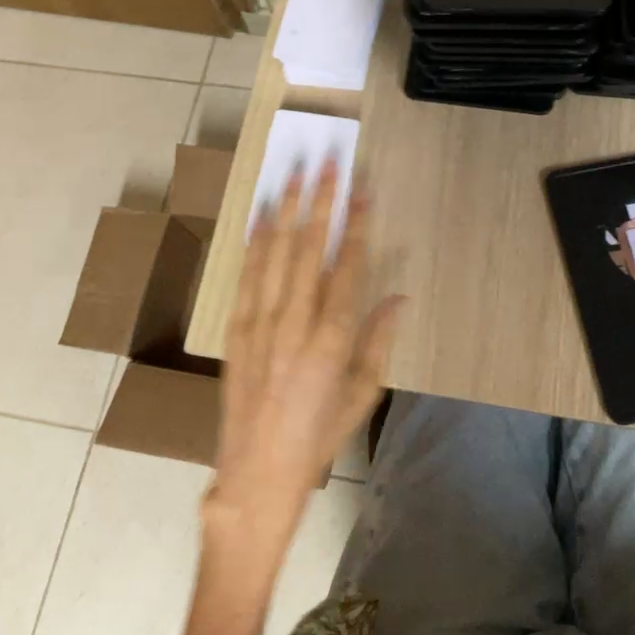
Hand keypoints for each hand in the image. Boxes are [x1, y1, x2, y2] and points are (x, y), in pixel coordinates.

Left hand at [207, 159, 404, 543]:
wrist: (258, 472)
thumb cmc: (319, 436)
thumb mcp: (362, 395)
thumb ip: (379, 341)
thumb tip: (398, 296)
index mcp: (333, 339)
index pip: (348, 266)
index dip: (357, 224)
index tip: (363, 190)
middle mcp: (295, 323)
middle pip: (309, 249)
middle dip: (319, 202)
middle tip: (326, 163)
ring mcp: (260, 324)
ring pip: (274, 254)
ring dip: (285, 210)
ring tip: (293, 173)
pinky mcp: (236, 330)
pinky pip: (245, 277)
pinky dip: (253, 243)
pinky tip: (260, 216)